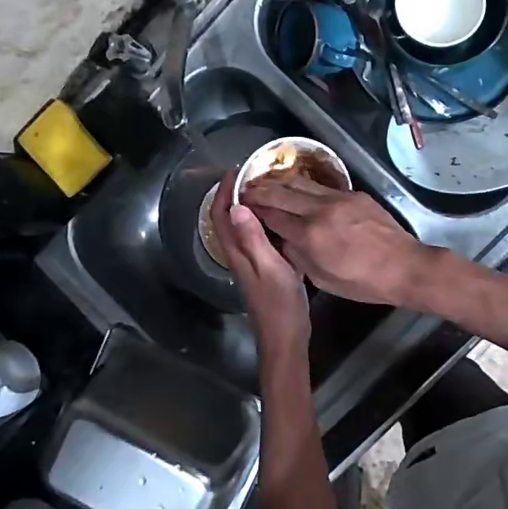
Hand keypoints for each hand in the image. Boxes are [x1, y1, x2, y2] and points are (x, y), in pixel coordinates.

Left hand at [211, 171, 309, 359]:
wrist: (286, 338)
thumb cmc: (279, 304)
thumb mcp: (270, 267)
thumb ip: (254, 238)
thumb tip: (238, 207)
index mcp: (237, 253)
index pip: (222, 216)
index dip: (224, 192)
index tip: (236, 171)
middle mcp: (240, 256)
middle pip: (230, 221)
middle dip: (237, 196)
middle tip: (257, 177)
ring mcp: (252, 265)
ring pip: (246, 230)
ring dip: (253, 209)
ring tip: (271, 193)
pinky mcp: (265, 271)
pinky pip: (261, 240)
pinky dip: (267, 225)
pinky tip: (285, 222)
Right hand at [240, 175, 435, 306]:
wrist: (404, 266)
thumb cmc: (363, 282)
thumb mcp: (322, 278)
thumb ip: (297, 255)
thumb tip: (282, 239)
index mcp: (309, 235)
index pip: (271, 216)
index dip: (252, 210)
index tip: (240, 207)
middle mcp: (320, 211)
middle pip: (281, 192)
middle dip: (260, 190)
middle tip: (246, 190)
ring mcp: (339, 199)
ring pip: (301, 183)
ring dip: (281, 183)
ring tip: (269, 185)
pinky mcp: (355, 195)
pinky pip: (322, 187)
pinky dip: (306, 188)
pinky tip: (301, 191)